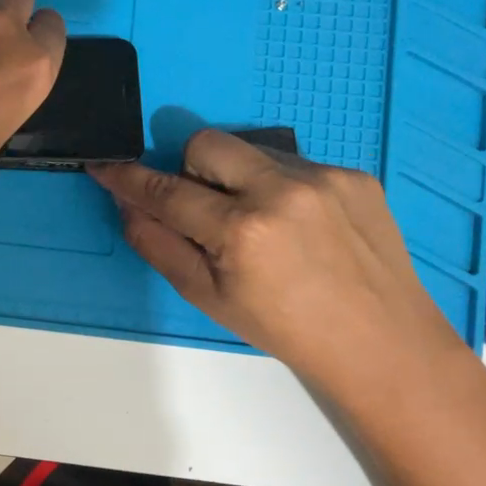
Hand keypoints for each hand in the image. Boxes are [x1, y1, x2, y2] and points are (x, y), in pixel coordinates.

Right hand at [90, 130, 463, 391]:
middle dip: (189, 168)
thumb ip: (158, 245)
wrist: (382, 343)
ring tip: (258, 221)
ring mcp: (325, 178)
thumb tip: (128, 205)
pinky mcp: (355, 175)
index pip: (166, 190)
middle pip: (207, 143)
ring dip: (236, 177)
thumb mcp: (206, 297)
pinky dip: (278, 186)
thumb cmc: (283, 328)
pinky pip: (293, 163)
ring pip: (251, 150)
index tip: (104, 166)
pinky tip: (297, 224)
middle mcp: (283, 191)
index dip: (128, 178)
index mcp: (242, 230)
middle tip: (200, 206)